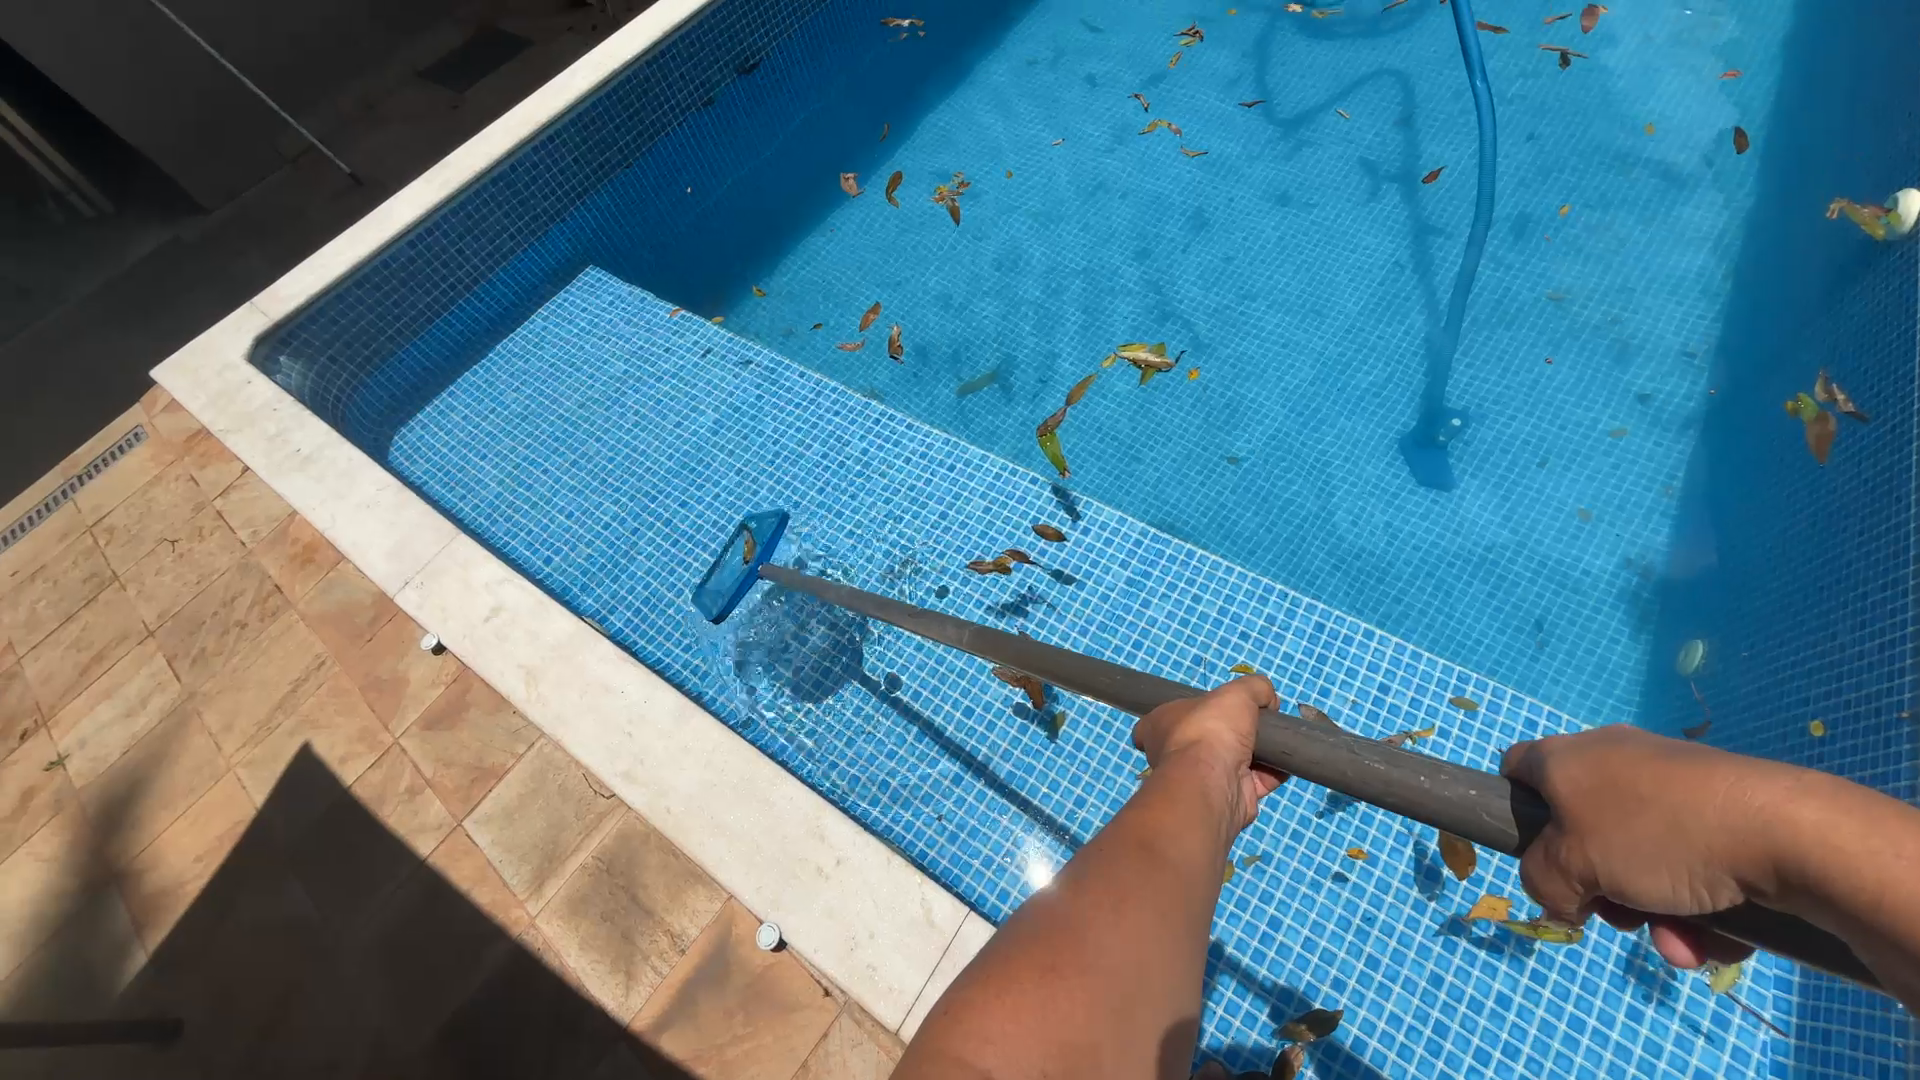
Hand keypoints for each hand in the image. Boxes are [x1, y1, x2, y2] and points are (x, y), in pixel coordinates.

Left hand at [1132, 677, 1286, 833]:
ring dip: (1257, 753)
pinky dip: (1271, 773)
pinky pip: (1254, 781)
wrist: (1215, 780)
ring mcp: (1200, 777)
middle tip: (1257, 724)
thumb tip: (1268, 700)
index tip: (1222, 707)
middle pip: (1209, 737)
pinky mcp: (1227, 796)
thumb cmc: (1211, 728)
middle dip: (1235, 732)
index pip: (1173, 714)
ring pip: (1234, 760)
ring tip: (1273, 742)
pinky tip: (1282, 763)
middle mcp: (1173, 752)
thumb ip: (1254, 687)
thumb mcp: (1236, 692)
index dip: (1198, 708)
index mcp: (1159, 724)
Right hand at [1501, 724, 1810, 967]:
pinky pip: (1691, 856)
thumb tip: (1558, 896)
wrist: (1787, 831)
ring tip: (1676, 940)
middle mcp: (1611, 757)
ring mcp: (1672, 779)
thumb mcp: (1570, 868)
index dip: (1516, 812)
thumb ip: (1542, 882)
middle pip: (1582, 824)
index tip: (1537, 855)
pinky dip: (1697, 900)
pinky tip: (1715, 937)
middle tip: (1611, 912)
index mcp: (1563, 757)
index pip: (1516, 771)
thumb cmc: (1652, 835)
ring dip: (1648, 903)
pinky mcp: (1727, 805)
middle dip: (1595, 880)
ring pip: (1640, 850)